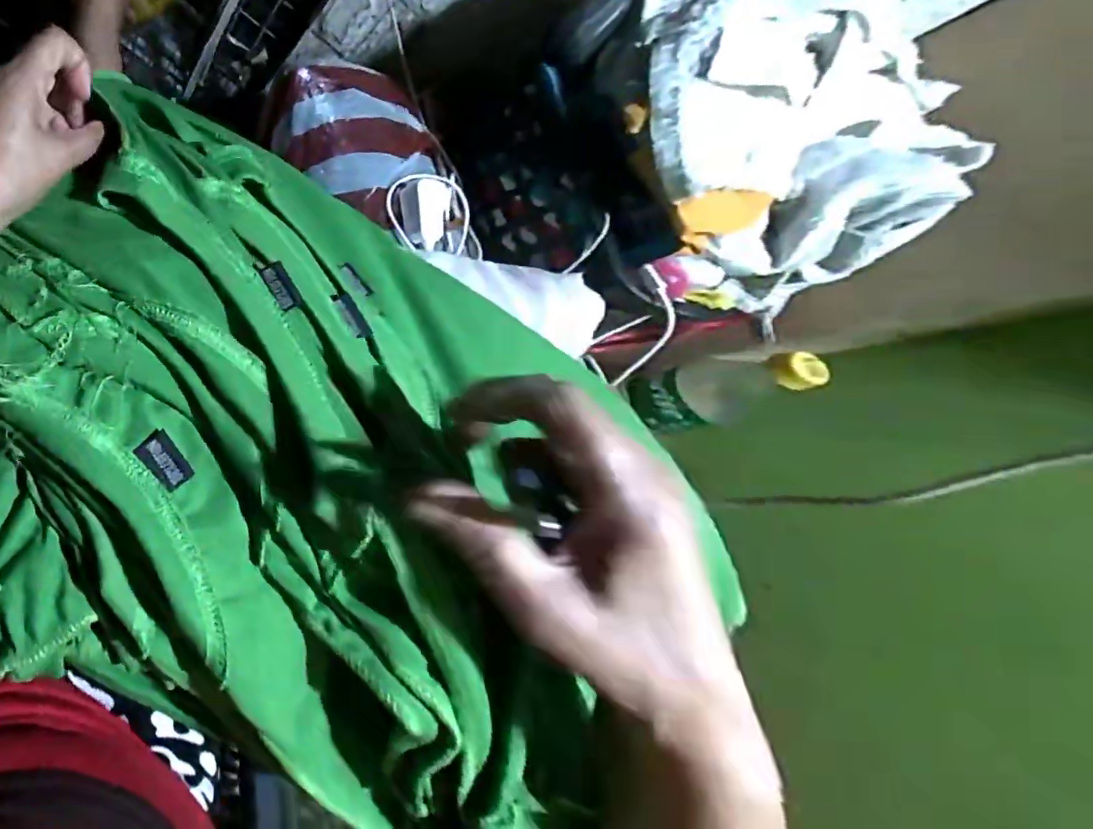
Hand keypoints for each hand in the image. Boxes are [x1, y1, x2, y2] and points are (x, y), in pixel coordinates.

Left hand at [0, 26, 107, 240]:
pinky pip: (12, 102)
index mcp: (19, 76)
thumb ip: (89, 136)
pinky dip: (32, 117)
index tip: (81, 102)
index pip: (56, 40)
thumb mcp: (62, 156)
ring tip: (58, 145)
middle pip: (44, 63)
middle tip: (75, 130)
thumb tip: (94, 128)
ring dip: (52, 109)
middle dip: (68, 92)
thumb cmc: (14, 175)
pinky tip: (36, 151)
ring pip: (29, 85)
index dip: (79, 64)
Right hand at [406, 377, 763, 745]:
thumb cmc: (616, 652)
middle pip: (562, 406)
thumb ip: (474, 536)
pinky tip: (532, 512)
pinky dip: (538, 467)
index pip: (559, 403)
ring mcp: (645, 482)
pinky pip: (576, 455)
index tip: (451, 421)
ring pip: (566, 430)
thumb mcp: (535, 600)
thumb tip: (409, 493)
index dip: (497, 397)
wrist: (690, 703)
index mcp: (628, 487)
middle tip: (458, 442)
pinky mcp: (638, 497)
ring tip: (498, 496)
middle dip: (500, 412)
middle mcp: (643, 470)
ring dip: (518, 445)